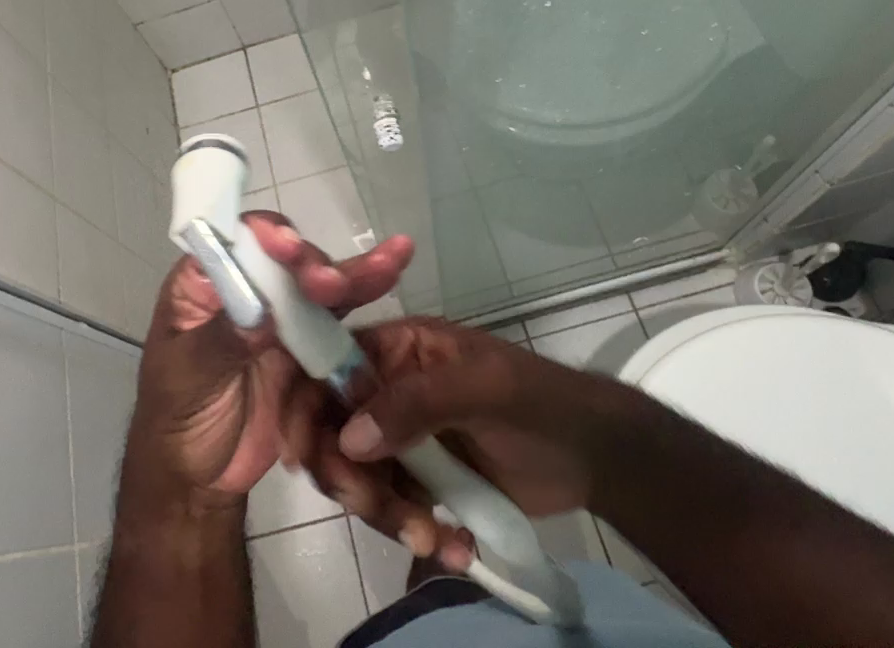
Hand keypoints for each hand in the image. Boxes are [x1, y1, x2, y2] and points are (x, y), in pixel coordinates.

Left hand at [125, 213, 413, 503]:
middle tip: (332, 285)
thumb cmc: (176, 419)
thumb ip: (222, 341)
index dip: (264, 237)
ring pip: (318, 283)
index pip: (235, 243)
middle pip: (285, 259)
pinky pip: (338, 317)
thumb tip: (263, 310)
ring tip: (393, 259)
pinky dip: (366, 295)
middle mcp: (245, 288)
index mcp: (204, 284)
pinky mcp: (309, 344)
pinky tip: (396, 268)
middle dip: (312, 265)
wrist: (199, 479)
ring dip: (353, 272)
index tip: (288, 247)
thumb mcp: (188, 378)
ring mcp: (280, 315)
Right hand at [280, 317, 621, 568]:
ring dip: (380, 511)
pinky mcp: (416, 479)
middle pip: (330, 426)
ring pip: (352, 473)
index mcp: (398, 348)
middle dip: (343, 472)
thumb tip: (347, 437)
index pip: (328, 363)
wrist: (592, 456)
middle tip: (372, 505)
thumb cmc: (540, 402)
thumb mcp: (485, 388)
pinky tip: (452, 545)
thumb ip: (418, 402)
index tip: (301, 450)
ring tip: (429, 536)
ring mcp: (399, 435)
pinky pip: (387, 505)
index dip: (303, 401)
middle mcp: (387, 387)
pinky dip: (409, 529)